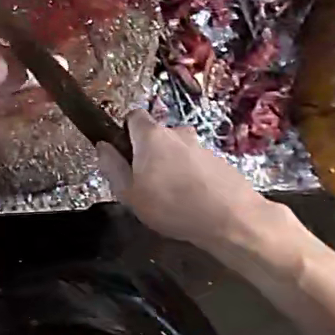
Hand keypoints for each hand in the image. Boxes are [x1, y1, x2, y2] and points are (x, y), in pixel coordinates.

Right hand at [97, 111, 268, 249]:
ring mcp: (201, 145)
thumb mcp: (129, 193)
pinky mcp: (219, 161)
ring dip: (171, 166)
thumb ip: (112, 167)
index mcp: (151, 136)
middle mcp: (177, 132)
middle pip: (156, 135)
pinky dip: (191, 176)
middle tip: (146, 184)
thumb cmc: (171, 206)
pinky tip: (193, 201)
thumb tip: (102, 145)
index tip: (124, 156)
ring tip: (172, 197)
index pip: (134, 116)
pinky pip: (196, 163)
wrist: (231, 218)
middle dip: (149, 154)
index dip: (125, 132)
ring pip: (177, 150)